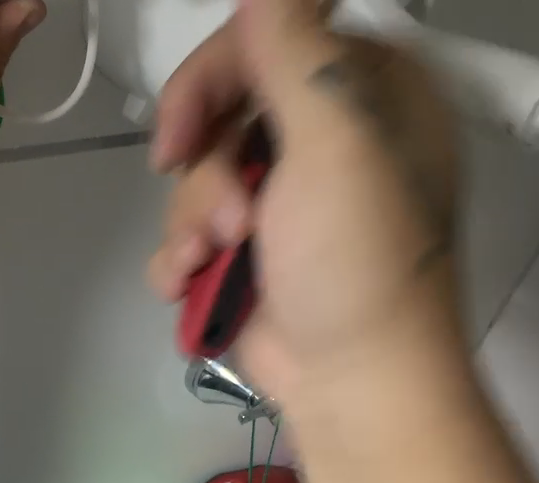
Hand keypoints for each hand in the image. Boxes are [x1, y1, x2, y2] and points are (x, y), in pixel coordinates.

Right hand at [147, 0, 462, 409]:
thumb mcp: (337, 143)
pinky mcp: (244, 256)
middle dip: (202, 177)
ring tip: (212, 265)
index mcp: (361, 94)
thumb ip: (295, 53)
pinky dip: (178, 263)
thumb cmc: (357, 261)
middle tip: (221, 225)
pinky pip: (185, 237)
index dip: (209, 83)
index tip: (176, 136)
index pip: (264, 45)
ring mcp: (278, 203)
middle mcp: (318, 141)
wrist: (349, 380)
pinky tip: (190, 287)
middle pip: (218, 118)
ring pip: (193, 183)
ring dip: (188, 226)